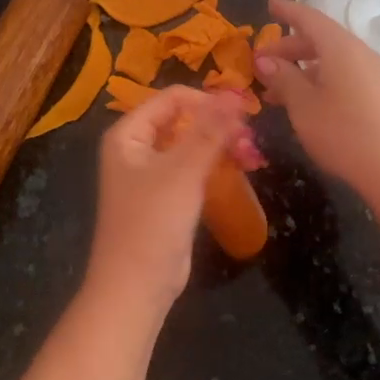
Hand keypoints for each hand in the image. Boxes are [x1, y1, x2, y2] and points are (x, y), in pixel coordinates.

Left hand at [88, 85, 250, 307]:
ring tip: (252, 157)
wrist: (136, 286)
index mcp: (127, 135)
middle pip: (183, 121)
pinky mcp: (166, 198)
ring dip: (221, 146)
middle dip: (218, 126)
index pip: (172, 98)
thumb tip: (235, 93)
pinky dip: (215, 167)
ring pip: (191, 146)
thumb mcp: (182, 171)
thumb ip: (210, 130)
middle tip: (250, 141)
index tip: (243, 116)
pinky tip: (241, 171)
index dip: (207, 101)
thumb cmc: (152, 222)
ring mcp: (150, 175)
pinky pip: (193, 170)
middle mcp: (135, 149)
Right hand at [254, 0, 379, 198]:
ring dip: (301, 70)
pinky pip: (342, 76)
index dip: (287, 10)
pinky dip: (318, 81)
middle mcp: (359, 53)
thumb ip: (283, 78)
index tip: (270, 2)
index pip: (309, 18)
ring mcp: (372, 74)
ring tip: (274, 91)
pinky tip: (303, 103)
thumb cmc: (344, 133)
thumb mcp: (304, 106)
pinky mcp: (378, 95)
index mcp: (341, 47)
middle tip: (261, 62)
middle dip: (288, 48)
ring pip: (330, 61)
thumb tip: (266, 59)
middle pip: (320, 40)